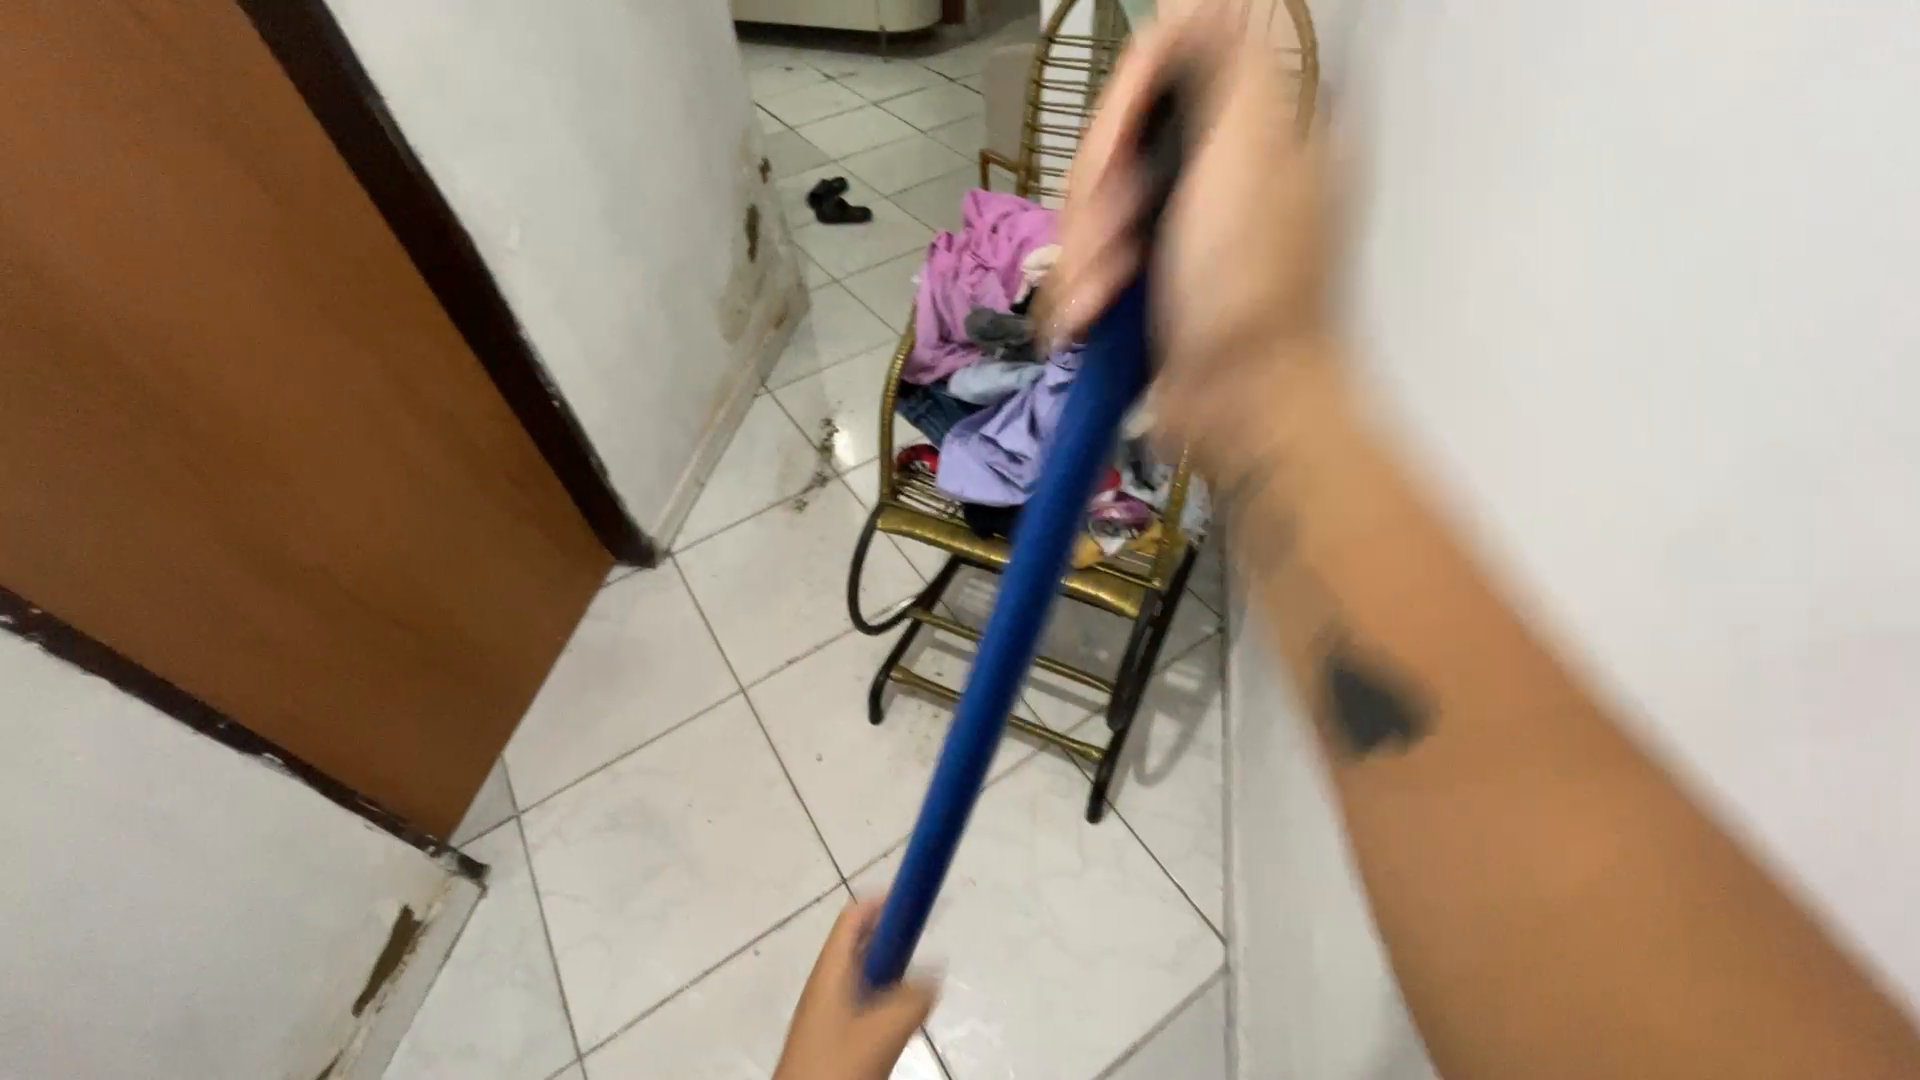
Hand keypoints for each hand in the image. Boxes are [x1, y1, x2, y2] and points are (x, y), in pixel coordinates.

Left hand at [773, 897, 939, 1079]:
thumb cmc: (834, 1068)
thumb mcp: (881, 1033)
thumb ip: (913, 999)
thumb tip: (934, 975)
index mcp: (830, 969)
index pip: (855, 915)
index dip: (885, 901)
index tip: (917, 900)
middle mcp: (827, 983)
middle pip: (862, 943)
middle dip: (894, 938)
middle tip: (925, 944)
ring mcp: (828, 1011)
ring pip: (866, 976)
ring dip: (893, 973)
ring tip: (918, 988)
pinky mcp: (834, 1037)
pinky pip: (865, 1004)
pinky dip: (886, 1002)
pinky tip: (902, 1024)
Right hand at [1049, 1, 1340, 493]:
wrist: (1241, 407)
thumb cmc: (1251, 289)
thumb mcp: (1251, 153)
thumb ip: (1230, 60)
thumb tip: (1196, 4)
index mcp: (1258, 123)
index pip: (1163, 68)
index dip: (1119, 113)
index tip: (1109, 166)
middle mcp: (1218, 168)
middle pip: (1114, 144)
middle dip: (1094, 206)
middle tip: (1111, 253)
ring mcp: (1180, 230)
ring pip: (1092, 209)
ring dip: (1081, 260)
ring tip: (1097, 303)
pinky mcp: (1148, 281)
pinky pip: (1088, 262)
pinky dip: (1079, 293)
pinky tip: (1090, 319)